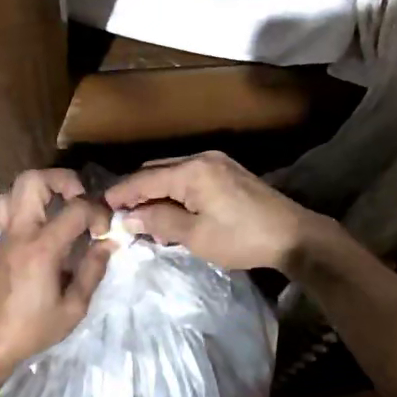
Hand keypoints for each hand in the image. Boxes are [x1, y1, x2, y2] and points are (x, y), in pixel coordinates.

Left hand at [0, 169, 114, 372]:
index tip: (104, 234)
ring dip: (45, 187)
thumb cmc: (35, 327)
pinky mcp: (2, 237)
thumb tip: (108, 242)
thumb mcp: (74, 307)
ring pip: (18, 186)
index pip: (76, 208)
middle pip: (34, 179)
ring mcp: (7, 231)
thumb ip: (93, 270)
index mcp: (42, 248)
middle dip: (64, 180)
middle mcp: (21, 231)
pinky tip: (46, 219)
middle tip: (81, 201)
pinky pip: (9, 202)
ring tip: (63, 206)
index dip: (98, 213)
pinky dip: (29, 200)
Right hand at [103, 151, 340, 273]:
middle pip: (155, 171)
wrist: (296, 236)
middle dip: (135, 193)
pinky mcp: (228, 173)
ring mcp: (217, 163)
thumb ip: (158, 221)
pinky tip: (170, 213)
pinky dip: (174, 193)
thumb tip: (128, 218)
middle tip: (120, 217)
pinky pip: (188, 178)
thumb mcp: (195, 236)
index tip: (100, 209)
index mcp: (191, 171)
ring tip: (144, 220)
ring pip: (171, 174)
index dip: (119, 195)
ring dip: (155, 193)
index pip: (143, 179)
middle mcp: (201, 159)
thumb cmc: (242, 238)